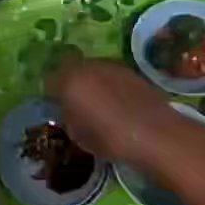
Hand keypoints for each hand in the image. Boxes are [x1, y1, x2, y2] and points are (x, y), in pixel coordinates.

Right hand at [45, 58, 195, 167]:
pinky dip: (110, 85)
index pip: (49, 82)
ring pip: (93, 71)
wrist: (154, 134)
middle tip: (76, 105)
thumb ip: (68, 117)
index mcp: (69, 80)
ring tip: (99, 105)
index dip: (52, 96)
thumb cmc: (109, 139)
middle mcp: (87, 66)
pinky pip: (111, 75)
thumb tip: (69, 111)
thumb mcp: (78, 135)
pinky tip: (117, 103)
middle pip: (72, 71)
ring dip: (92, 83)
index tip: (58, 109)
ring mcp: (111, 65)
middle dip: (71, 85)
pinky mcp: (130, 70)